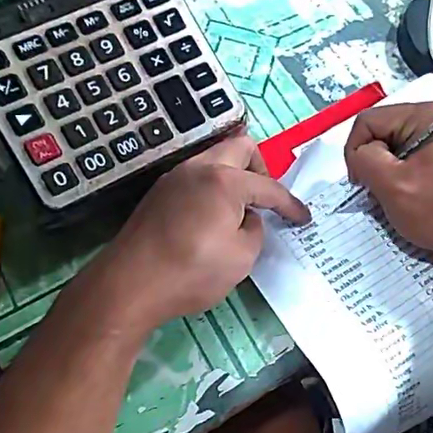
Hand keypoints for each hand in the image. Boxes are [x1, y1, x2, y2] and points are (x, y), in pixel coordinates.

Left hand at [90, 129, 309, 325]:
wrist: (130, 285)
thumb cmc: (192, 272)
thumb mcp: (242, 257)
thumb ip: (254, 230)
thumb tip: (247, 218)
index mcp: (224, 180)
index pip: (269, 187)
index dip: (290, 204)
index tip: (302, 218)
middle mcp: (198, 168)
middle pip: (240, 147)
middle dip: (262, 169)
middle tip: (267, 200)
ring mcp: (174, 177)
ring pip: (215, 159)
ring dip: (235, 176)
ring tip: (242, 210)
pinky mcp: (159, 194)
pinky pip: (197, 177)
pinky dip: (214, 188)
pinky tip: (215, 217)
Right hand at [345, 103, 432, 266]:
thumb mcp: (391, 184)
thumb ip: (364, 160)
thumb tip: (358, 154)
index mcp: (424, 115)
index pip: (367, 121)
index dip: (356, 152)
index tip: (362, 182)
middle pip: (380, 133)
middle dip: (374, 164)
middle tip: (382, 193)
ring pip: (392, 150)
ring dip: (387, 176)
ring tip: (400, 198)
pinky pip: (409, 161)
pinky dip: (401, 180)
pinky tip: (410, 199)